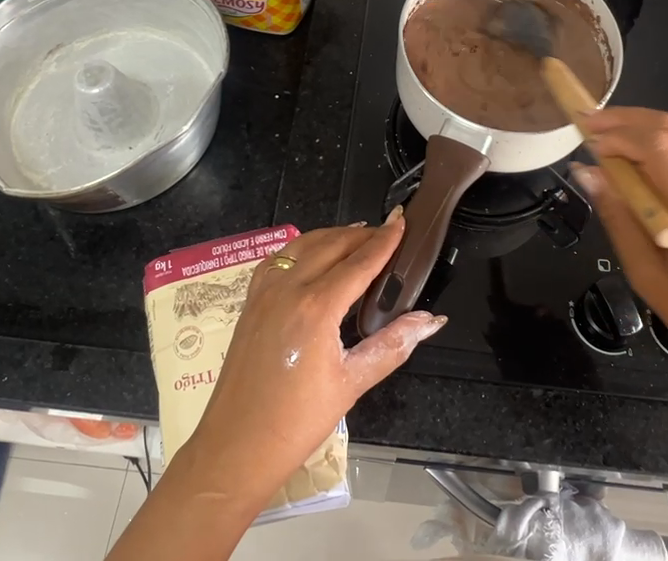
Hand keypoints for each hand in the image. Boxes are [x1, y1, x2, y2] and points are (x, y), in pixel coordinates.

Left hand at [176, 211, 447, 500]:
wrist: (236, 447)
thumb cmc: (297, 422)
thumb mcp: (352, 384)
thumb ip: (392, 344)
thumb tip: (431, 320)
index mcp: (316, 307)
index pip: (359, 261)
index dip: (384, 240)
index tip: (402, 220)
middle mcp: (288, 288)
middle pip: (332, 245)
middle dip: (362, 234)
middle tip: (388, 232)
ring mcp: (264, 292)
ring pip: (303, 245)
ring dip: (333, 236)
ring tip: (358, 236)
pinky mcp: (250, 302)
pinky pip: (279, 259)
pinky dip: (303, 248)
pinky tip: (314, 255)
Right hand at [573, 108, 667, 370]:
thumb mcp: (646, 273)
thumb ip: (618, 217)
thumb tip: (588, 174)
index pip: (660, 147)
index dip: (620, 135)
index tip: (589, 141)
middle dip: (630, 120)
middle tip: (592, 122)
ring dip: (648, 127)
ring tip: (610, 132)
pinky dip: (667, 144)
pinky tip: (641, 155)